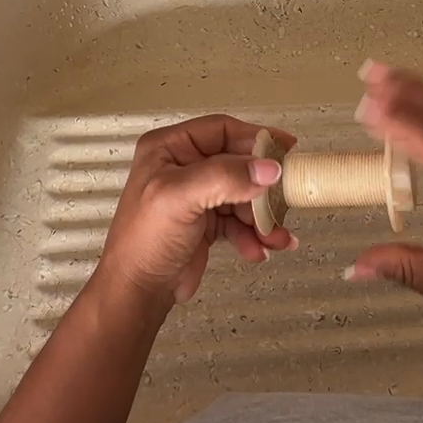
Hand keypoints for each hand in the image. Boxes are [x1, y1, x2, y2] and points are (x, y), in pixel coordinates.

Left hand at [96, 114, 297, 308]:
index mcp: (170, 148)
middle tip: (285, 198)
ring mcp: (197, 195)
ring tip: (275, 236)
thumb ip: (225, 177)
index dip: (255, 138)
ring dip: (262, 217)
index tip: (285, 149)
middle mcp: (184, 166)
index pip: (222, 130)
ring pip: (244, 195)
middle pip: (238, 164)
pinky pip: (240, 221)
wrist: (138, 292)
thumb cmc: (143, 240)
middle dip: (262, 187)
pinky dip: (254, 234)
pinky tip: (260, 250)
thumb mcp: (180, 198)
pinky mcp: (207, 222)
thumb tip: (269, 168)